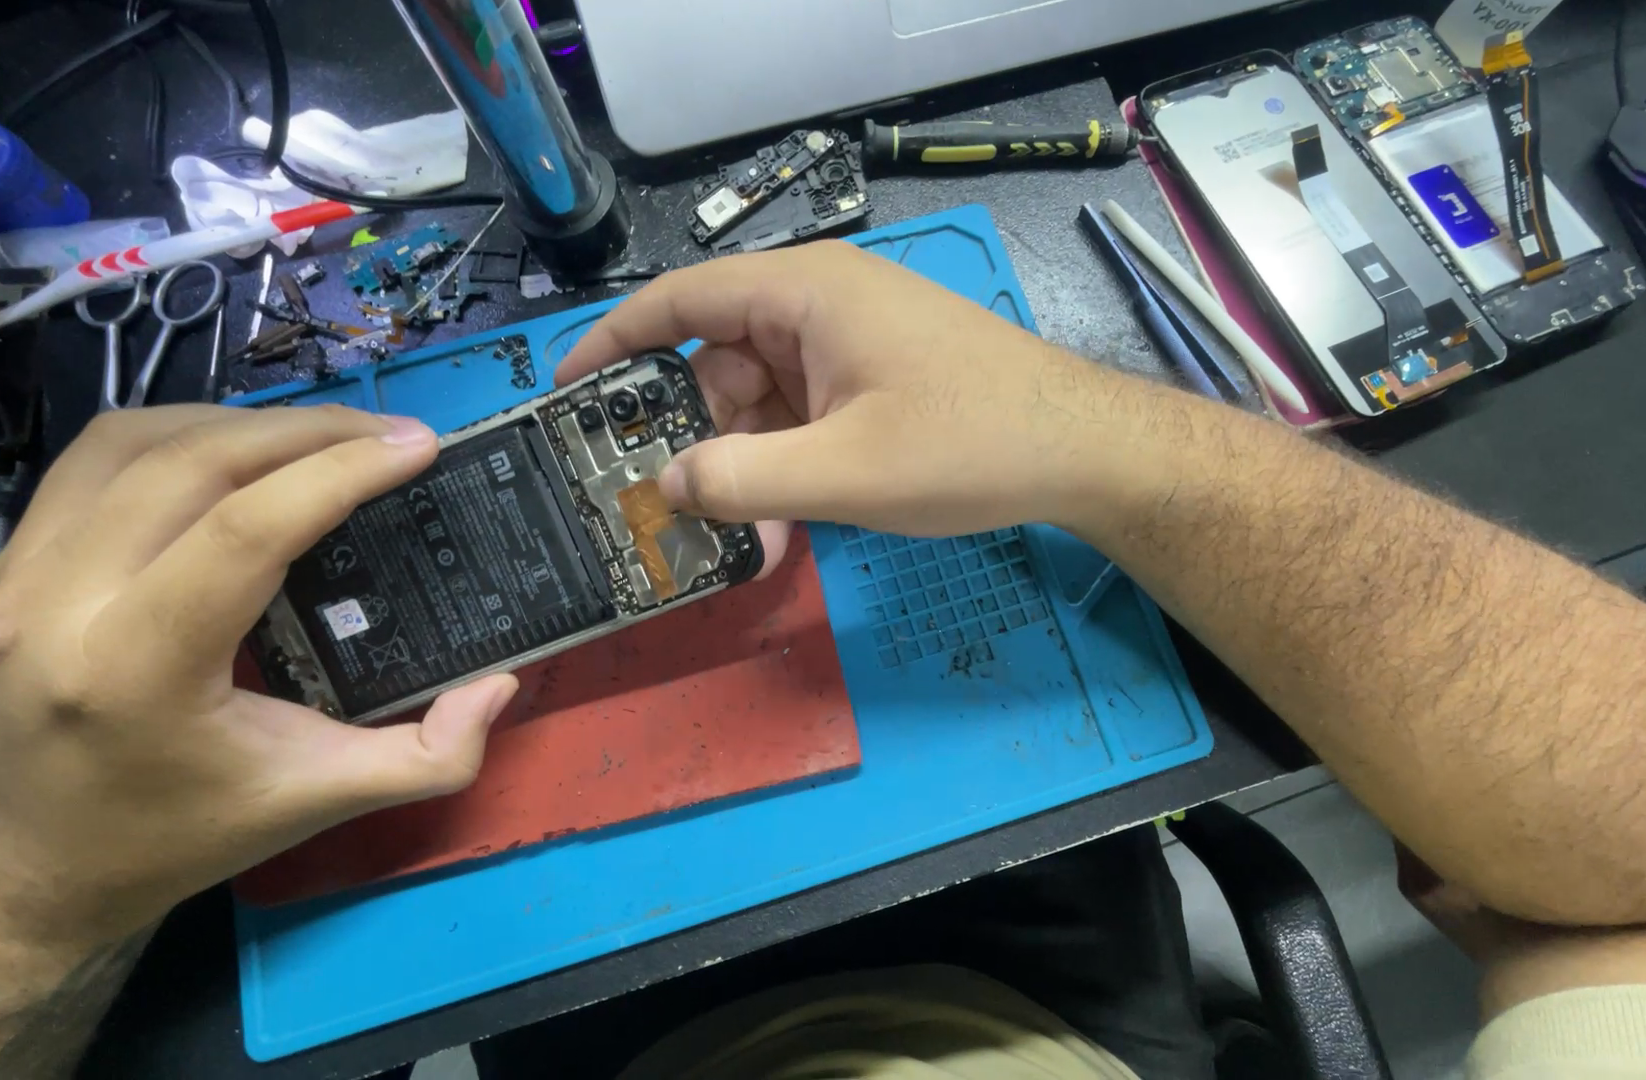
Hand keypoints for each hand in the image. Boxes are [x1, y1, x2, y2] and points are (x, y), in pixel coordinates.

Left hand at [0, 406, 516, 947]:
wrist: (30, 871)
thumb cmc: (184, 834)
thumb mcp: (322, 802)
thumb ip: (430, 756)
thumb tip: (500, 684)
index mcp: (137, 671)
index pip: (245, 531)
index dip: (340, 472)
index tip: (418, 446)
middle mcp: (60, 607)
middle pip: (190, 464)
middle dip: (307, 430)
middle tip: (392, 432)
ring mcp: (18, 577)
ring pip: (134, 442)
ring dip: (245, 422)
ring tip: (327, 436)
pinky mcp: (10, 563)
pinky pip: (97, 458)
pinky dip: (185, 433)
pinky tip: (244, 452)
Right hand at [557, 241, 1147, 562]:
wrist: (1081, 451)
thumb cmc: (967, 444)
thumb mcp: (843, 471)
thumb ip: (740, 478)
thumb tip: (666, 485)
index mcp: (803, 292)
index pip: (679, 299)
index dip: (612, 341)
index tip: (565, 390)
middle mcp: (819, 304)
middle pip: (717, 359)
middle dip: (697, 430)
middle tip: (683, 502)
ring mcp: (849, 342)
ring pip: (760, 395)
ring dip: (748, 456)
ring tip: (755, 524)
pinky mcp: (872, 377)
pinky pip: (801, 411)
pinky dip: (787, 456)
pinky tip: (793, 509)